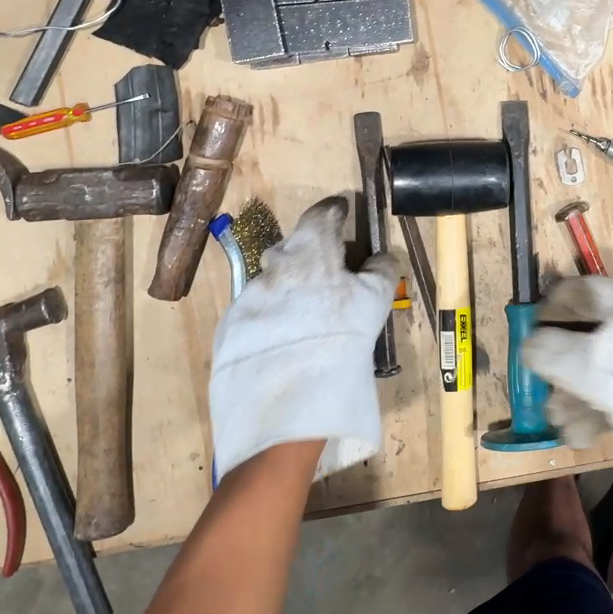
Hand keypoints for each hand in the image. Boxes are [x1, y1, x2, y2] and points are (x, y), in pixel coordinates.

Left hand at [209, 196, 395, 480]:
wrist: (286, 402)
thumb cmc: (342, 341)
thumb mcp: (375, 302)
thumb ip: (380, 270)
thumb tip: (379, 256)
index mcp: (312, 251)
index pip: (323, 214)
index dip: (337, 211)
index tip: (344, 214)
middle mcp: (274, 264)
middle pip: (297, 245)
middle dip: (314, 251)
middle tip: (332, 272)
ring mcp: (249, 296)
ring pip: (275, 278)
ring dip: (293, 285)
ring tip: (310, 312)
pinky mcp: (232, 327)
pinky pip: (259, 309)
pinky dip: (275, 315)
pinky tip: (289, 339)